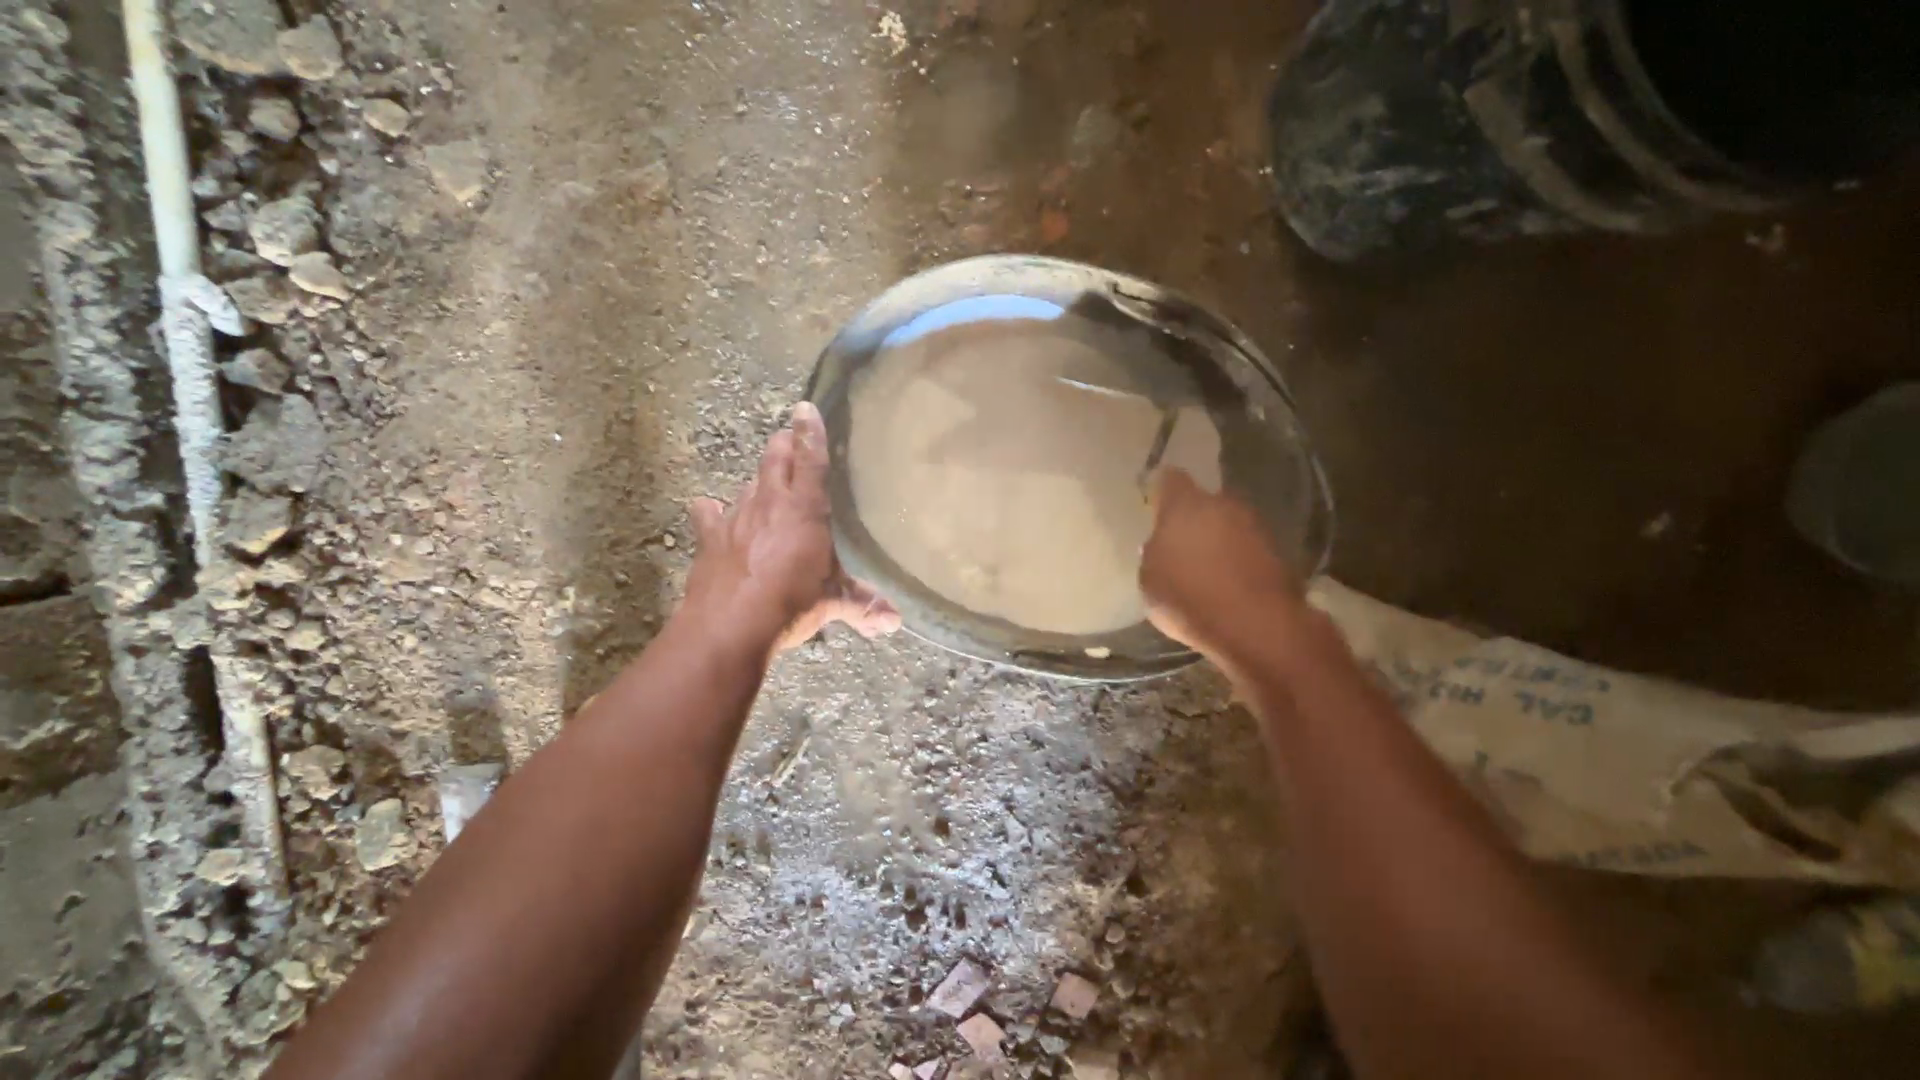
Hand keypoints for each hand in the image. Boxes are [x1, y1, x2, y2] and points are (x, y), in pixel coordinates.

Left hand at [682, 401, 900, 654]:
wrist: (730, 624)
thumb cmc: (792, 602)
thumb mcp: (833, 602)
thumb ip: (863, 605)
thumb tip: (894, 622)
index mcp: (805, 508)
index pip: (811, 459)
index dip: (811, 432)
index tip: (806, 408)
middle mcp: (769, 502)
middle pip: (774, 459)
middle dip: (782, 444)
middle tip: (787, 437)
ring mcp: (736, 517)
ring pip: (747, 484)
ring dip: (757, 478)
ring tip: (764, 477)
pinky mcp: (710, 537)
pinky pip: (710, 514)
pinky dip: (711, 510)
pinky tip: (708, 508)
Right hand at [1139, 467, 1307, 661]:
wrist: (1256, 626)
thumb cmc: (1189, 599)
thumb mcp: (1150, 580)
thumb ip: (1154, 554)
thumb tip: (1162, 546)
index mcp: (1185, 505)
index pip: (1171, 479)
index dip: (1163, 490)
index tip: (1157, 505)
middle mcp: (1223, 505)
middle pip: (1205, 502)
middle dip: (1195, 519)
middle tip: (1182, 544)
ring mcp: (1256, 526)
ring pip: (1231, 524)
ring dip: (1221, 540)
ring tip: (1209, 569)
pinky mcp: (1280, 551)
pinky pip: (1250, 548)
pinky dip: (1241, 560)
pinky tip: (1231, 584)